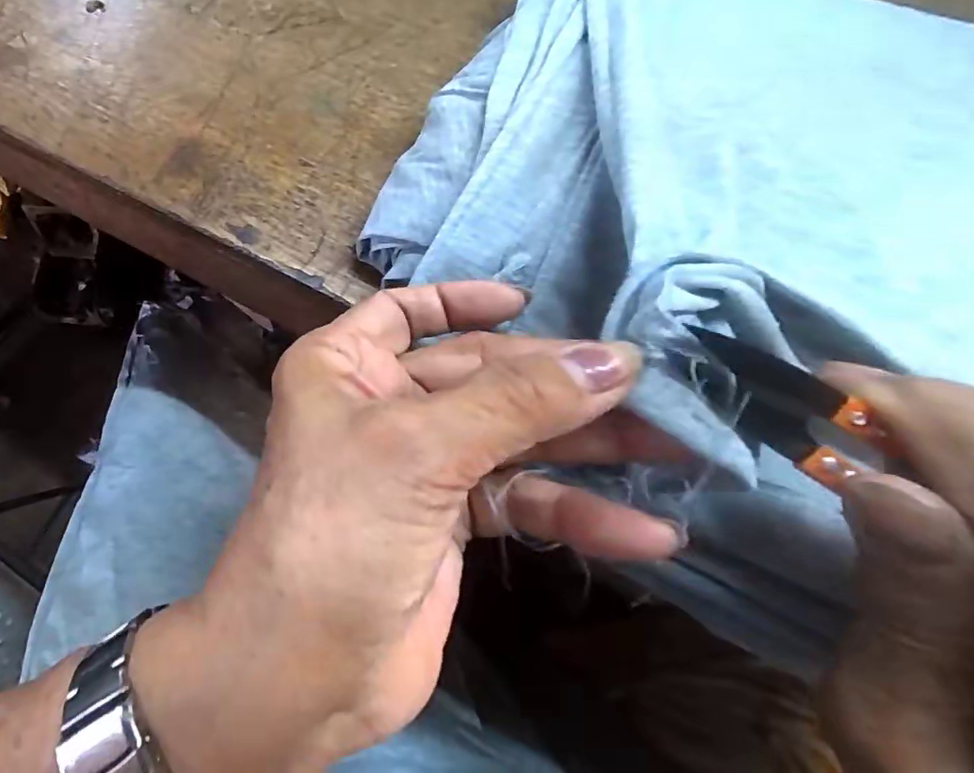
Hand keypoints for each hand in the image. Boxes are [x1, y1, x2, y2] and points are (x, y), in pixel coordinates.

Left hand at [128, 281, 685, 770]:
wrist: (302, 672)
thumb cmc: (341, 527)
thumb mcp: (422, 448)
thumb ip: (517, 402)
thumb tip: (614, 359)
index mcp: (346, 365)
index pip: (405, 310)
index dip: (464, 300)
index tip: (531, 300)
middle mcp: (381, 403)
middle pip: (480, 374)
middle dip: (558, 384)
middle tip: (647, 388)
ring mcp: (419, 463)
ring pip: (510, 436)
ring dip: (584, 447)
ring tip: (671, 449)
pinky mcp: (450, 520)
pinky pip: (519, 499)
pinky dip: (574, 513)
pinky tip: (642, 533)